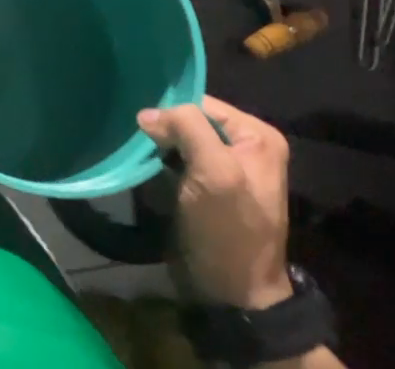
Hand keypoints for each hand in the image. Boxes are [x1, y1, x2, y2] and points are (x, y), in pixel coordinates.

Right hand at [137, 95, 292, 309]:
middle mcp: (246, 146)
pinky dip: (161, 161)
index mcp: (257, 136)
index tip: (144, 126)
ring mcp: (228, 168)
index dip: (172, 112)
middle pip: (192, 120)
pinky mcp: (209, 188)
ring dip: (159, 145)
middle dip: (165, 128)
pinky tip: (145, 165)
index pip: (202, 103)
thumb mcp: (214, 172)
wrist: (234, 292)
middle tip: (138, 139)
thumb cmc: (229, 229)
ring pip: (182, 140)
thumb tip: (147, 113)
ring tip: (136, 150)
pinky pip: (180, 160)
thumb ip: (187, 128)